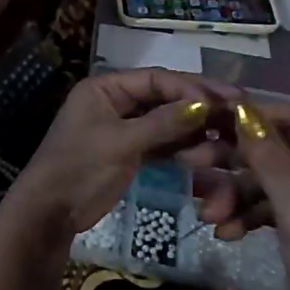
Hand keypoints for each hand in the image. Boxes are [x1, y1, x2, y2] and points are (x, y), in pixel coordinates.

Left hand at [4, 69, 231, 237]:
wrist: (50, 210)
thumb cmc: (78, 168)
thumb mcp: (120, 142)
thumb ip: (162, 123)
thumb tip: (204, 104)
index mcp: (104, 88)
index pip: (156, 79)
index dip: (192, 87)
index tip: (228, 99)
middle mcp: (114, 102)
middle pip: (164, 98)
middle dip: (198, 106)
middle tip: (239, 113)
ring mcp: (122, 128)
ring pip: (166, 121)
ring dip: (194, 127)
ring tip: (229, 134)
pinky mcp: (129, 152)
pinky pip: (161, 142)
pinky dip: (182, 146)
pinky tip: (209, 150)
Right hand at [187, 100, 289, 289]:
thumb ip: (272, 164)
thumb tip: (243, 115)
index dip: (252, 116)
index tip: (204, 121)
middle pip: (280, 150)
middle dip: (235, 162)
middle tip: (190, 166)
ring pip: (272, 181)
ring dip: (237, 195)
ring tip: (208, 218)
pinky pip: (277, 206)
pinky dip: (250, 216)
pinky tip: (226, 234)